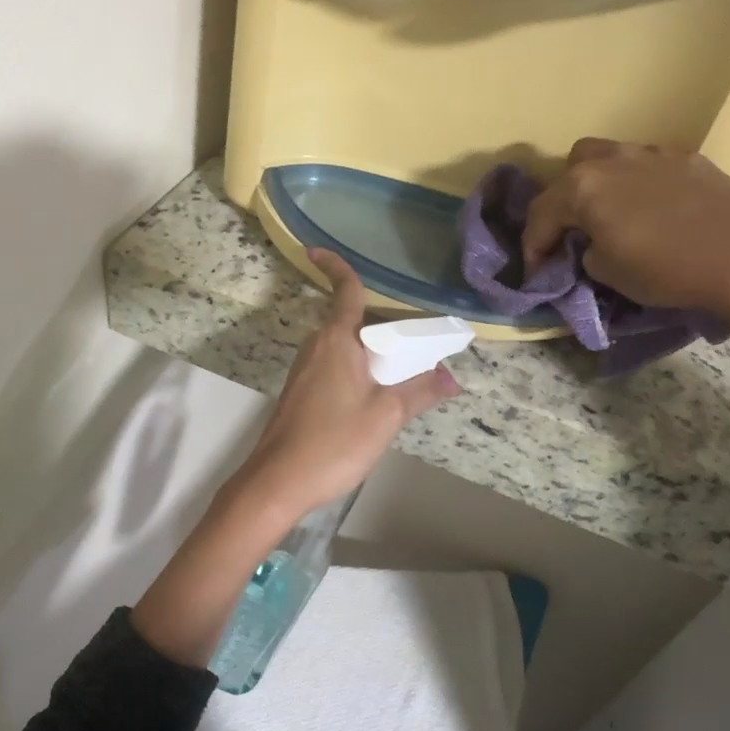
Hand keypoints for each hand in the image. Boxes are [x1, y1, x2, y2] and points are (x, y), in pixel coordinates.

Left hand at [229, 249, 459, 519]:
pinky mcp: (299, 395)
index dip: (335, 266)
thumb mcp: (386, 416)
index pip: (343, 292)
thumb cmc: (333, 441)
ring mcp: (304, 373)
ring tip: (403, 376)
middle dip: (381, 328)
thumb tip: (451, 377)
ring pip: (343, 349)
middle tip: (416, 344)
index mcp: (336, 341)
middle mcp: (316, 348)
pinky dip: (357, 372)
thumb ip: (420, 392)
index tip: (317, 248)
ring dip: (370, 354)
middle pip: (351, 323)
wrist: (277, 482)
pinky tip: (374, 401)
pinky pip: (335, 369)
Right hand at [520, 138, 729, 323]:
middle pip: (571, 171)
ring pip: (611, 159)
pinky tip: (653, 213)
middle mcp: (612, 160)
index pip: (540, 214)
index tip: (536, 274)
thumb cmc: (666, 269)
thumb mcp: (607, 274)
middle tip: (572, 234)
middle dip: (563, 202)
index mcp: (582, 188)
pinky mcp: (690, 161)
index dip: (533, 248)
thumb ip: (587, 253)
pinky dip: (639, 187)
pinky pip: (648, 167)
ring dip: (601, 186)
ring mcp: (654, 155)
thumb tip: (591, 246)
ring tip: (611, 217)